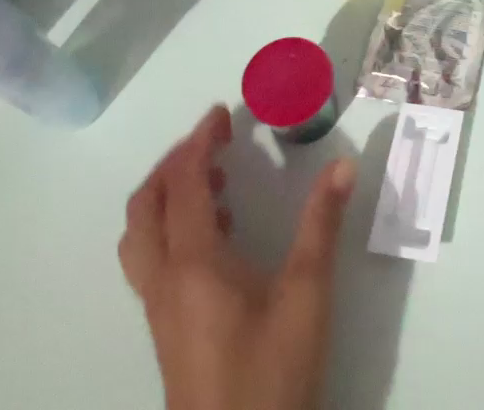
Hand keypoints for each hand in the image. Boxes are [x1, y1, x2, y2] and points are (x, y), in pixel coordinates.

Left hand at [120, 104, 357, 409]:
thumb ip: (322, 225)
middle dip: (175, 163)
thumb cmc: (272, 370)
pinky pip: (153, 259)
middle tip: (214, 140)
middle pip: (147, 205)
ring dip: (168, 195)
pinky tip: (219, 235)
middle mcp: (164, 279)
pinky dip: (173, 227)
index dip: (199, 143)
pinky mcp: (167, 327)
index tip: (221, 113)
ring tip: (217, 180)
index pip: (185, 185)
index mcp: (193, 263)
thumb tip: (342, 165)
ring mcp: (160, 306)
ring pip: (142, 235)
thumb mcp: (307, 294)